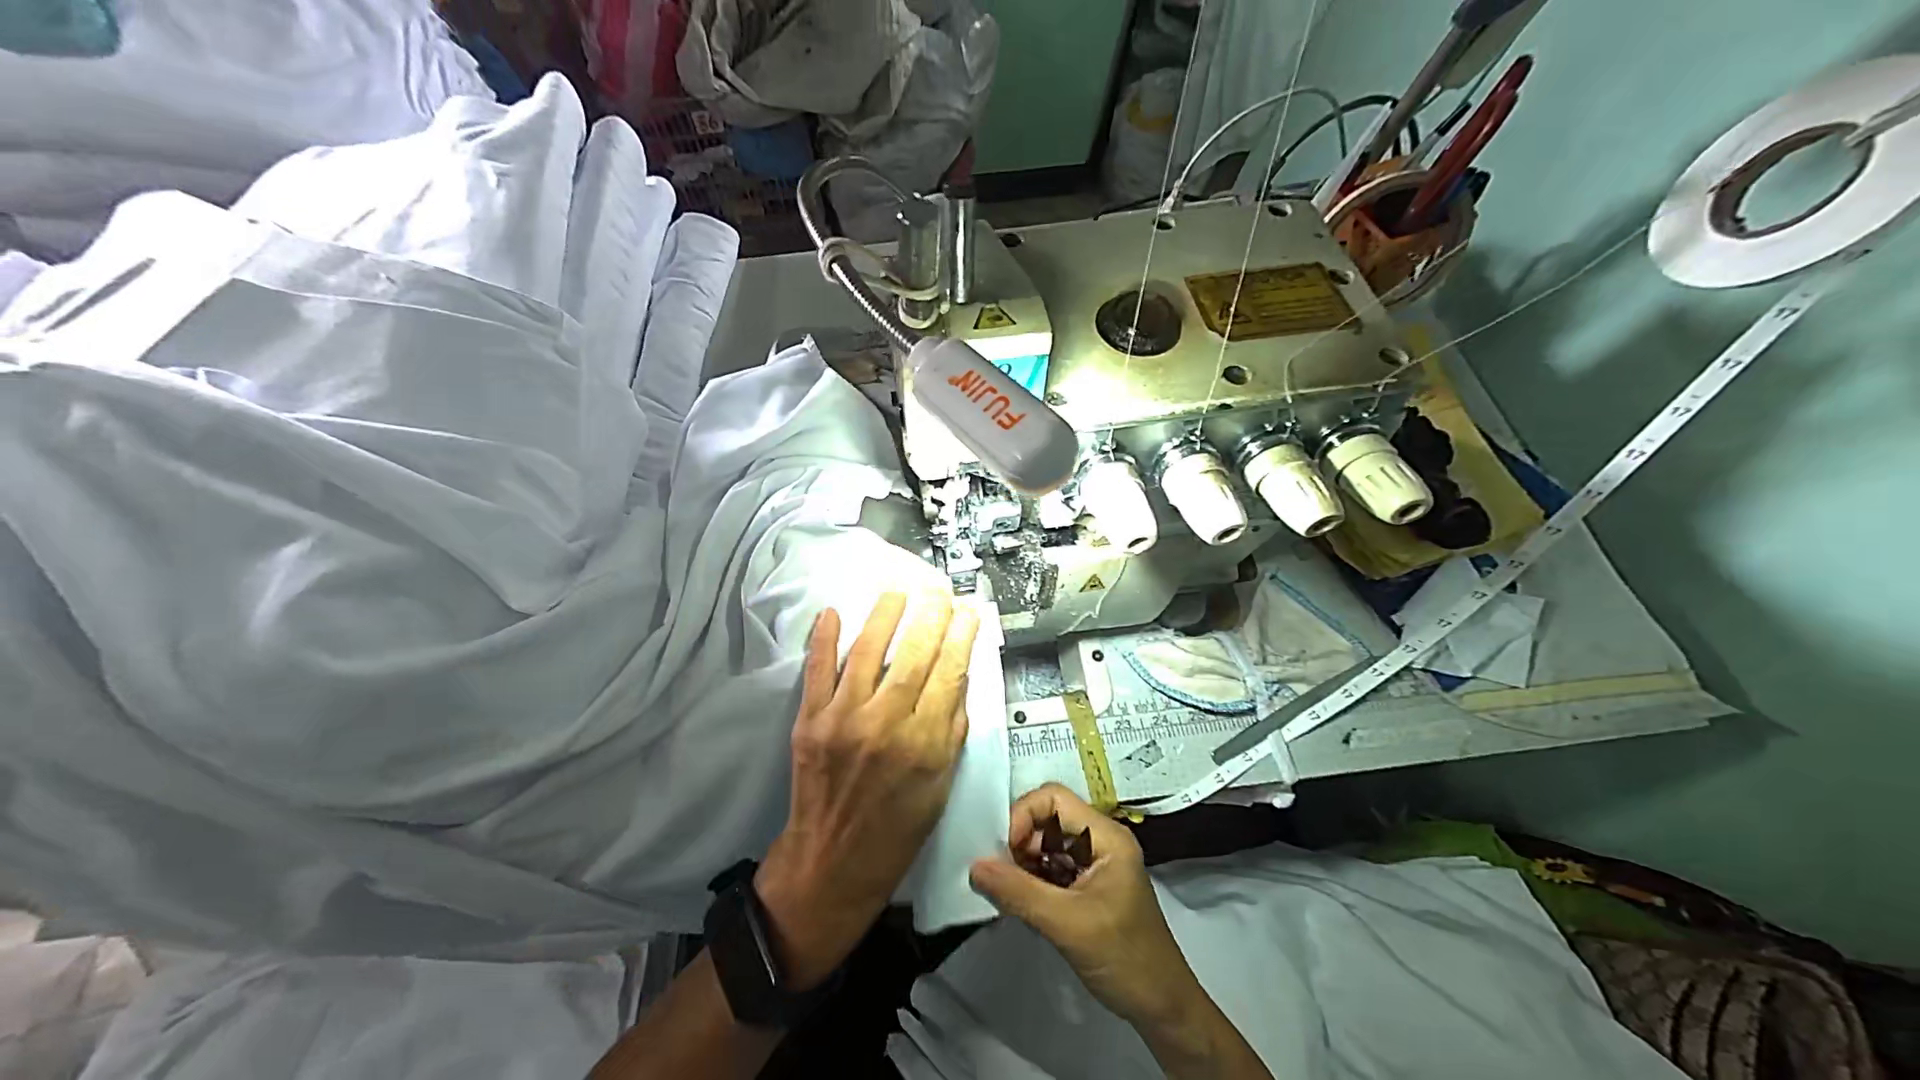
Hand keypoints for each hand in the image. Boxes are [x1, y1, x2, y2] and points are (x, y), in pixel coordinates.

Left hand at [755, 592, 978, 987]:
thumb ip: (952, 729)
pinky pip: (817, 671)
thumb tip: (959, 677)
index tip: (969, 611)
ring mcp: (843, 720)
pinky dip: (823, 639)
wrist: (833, 862)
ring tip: (896, 592)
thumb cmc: (897, 829)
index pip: (949, 674)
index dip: (962, 637)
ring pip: (866, 653)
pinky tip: (832, 612)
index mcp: (925, 744)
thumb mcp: (941, 786)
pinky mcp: (810, 723)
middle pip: (913, 656)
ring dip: (883, 616)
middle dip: (930, 616)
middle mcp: (886, 725)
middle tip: (937, 590)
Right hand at [968, 783, 1201, 1026]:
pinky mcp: (1086, 888)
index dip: (1023, 816)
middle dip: (1019, 843)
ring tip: (1011, 895)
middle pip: (1046, 819)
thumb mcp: (1067, 924)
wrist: (1162, 1008)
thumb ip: (1019, 892)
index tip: (1005, 853)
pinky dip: (1031, 882)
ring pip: (1045, 845)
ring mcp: (1093, 865)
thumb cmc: (1124, 958)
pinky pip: (1050, 869)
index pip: (1054, 798)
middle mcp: (1099, 841)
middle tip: (1003, 878)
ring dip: (1023, 865)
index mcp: (1106, 836)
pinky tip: (1022, 905)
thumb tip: (974, 867)